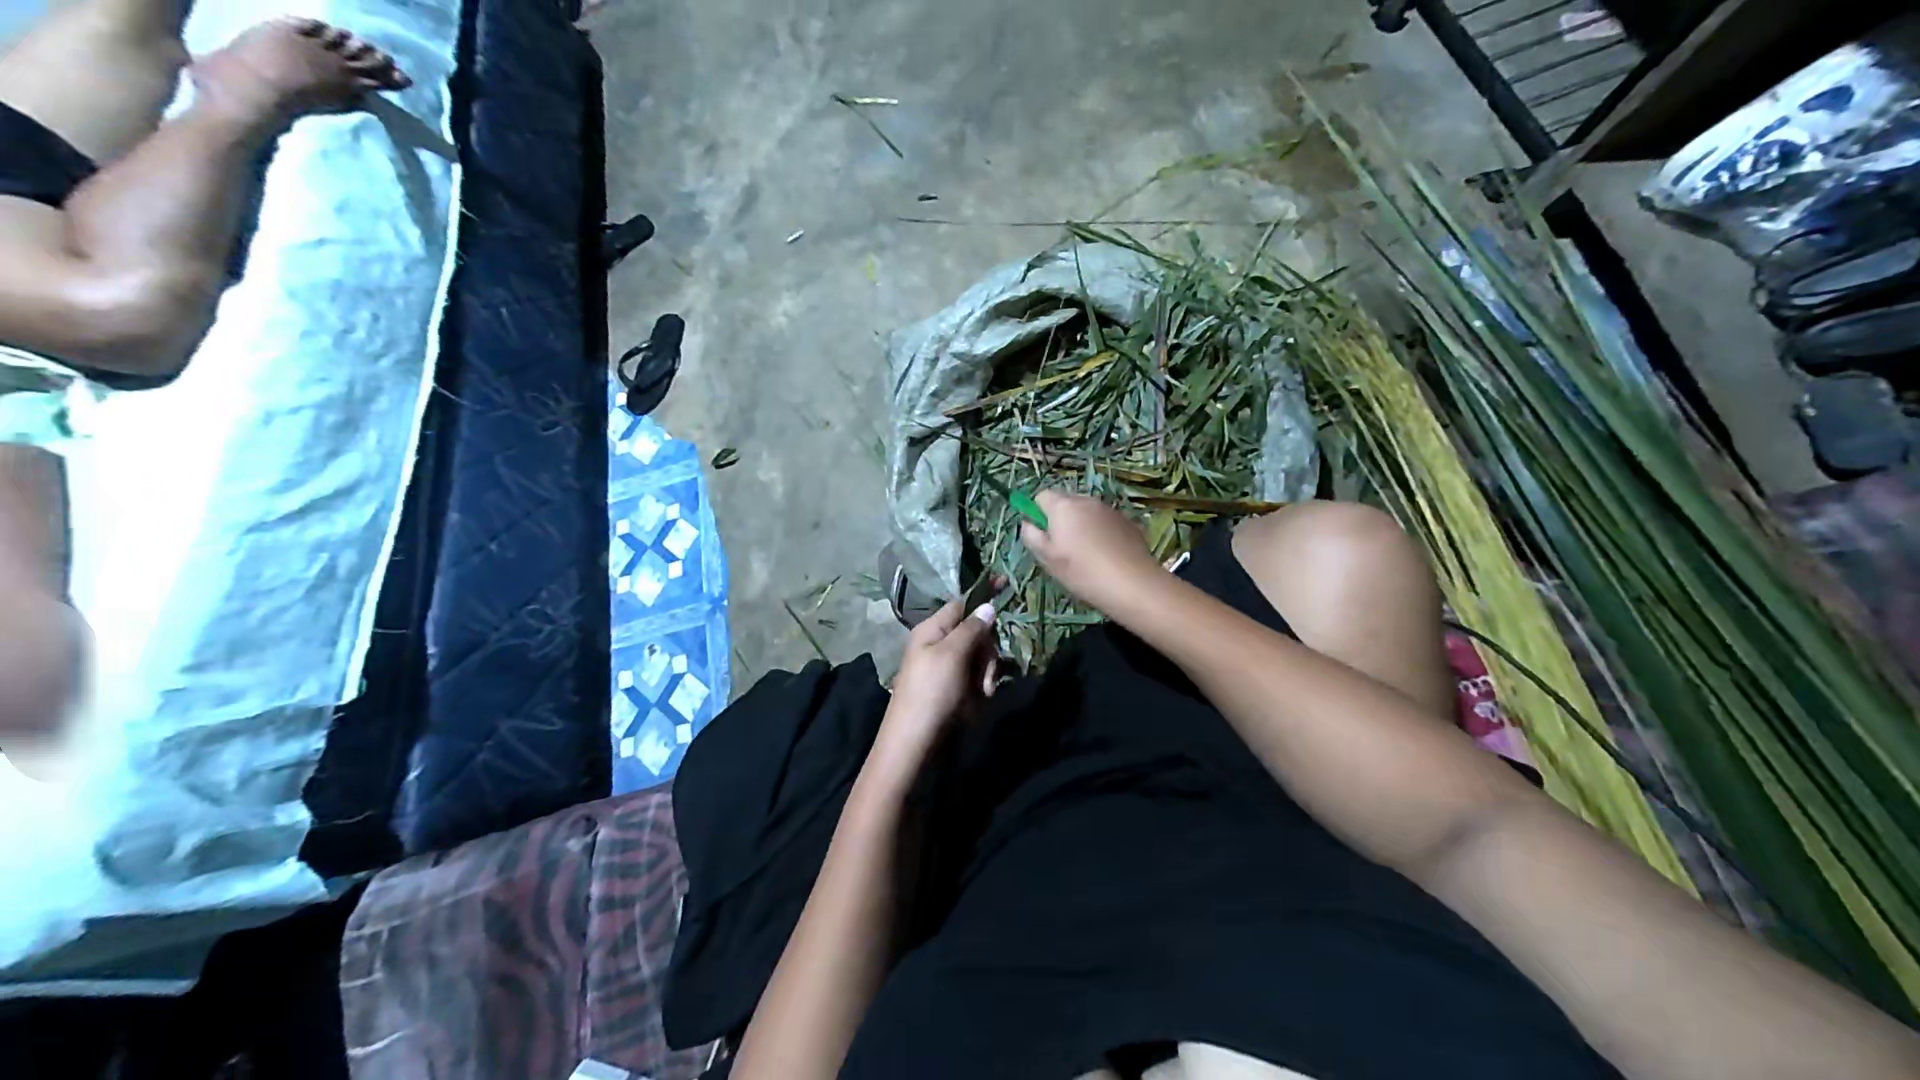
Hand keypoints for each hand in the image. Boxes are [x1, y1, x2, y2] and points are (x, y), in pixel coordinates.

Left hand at [871, 598, 999, 776]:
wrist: (916, 743)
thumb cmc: (931, 693)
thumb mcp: (952, 655)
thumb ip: (972, 628)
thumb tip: (988, 606)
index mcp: (932, 630)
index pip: (962, 604)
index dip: (984, 596)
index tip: (1007, 582)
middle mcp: (939, 644)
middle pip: (977, 632)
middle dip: (988, 650)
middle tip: (986, 673)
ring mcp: (948, 668)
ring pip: (982, 656)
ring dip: (987, 672)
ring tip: (982, 693)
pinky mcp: (956, 689)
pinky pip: (978, 677)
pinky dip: (983, 687)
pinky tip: (980, 700)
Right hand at [1019, 490, 1168, 614]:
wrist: (1132, 583)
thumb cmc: (1082, 571)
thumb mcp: (1047, 558)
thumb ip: (1031, 536)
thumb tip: (1028, 523)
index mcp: (1063, 506)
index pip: (1042, 496)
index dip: (1038, 513)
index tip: (1043, 536)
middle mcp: (1087, 500)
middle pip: (1066, 502)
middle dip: (1061, 520)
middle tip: (1063, 549)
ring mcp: (1110, 510)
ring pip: (1087, 513)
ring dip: (1083, 526)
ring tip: (1088, 555)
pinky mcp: (1128, 522)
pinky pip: (1106, 522)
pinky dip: (1102, 533)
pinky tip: (1107, 556)